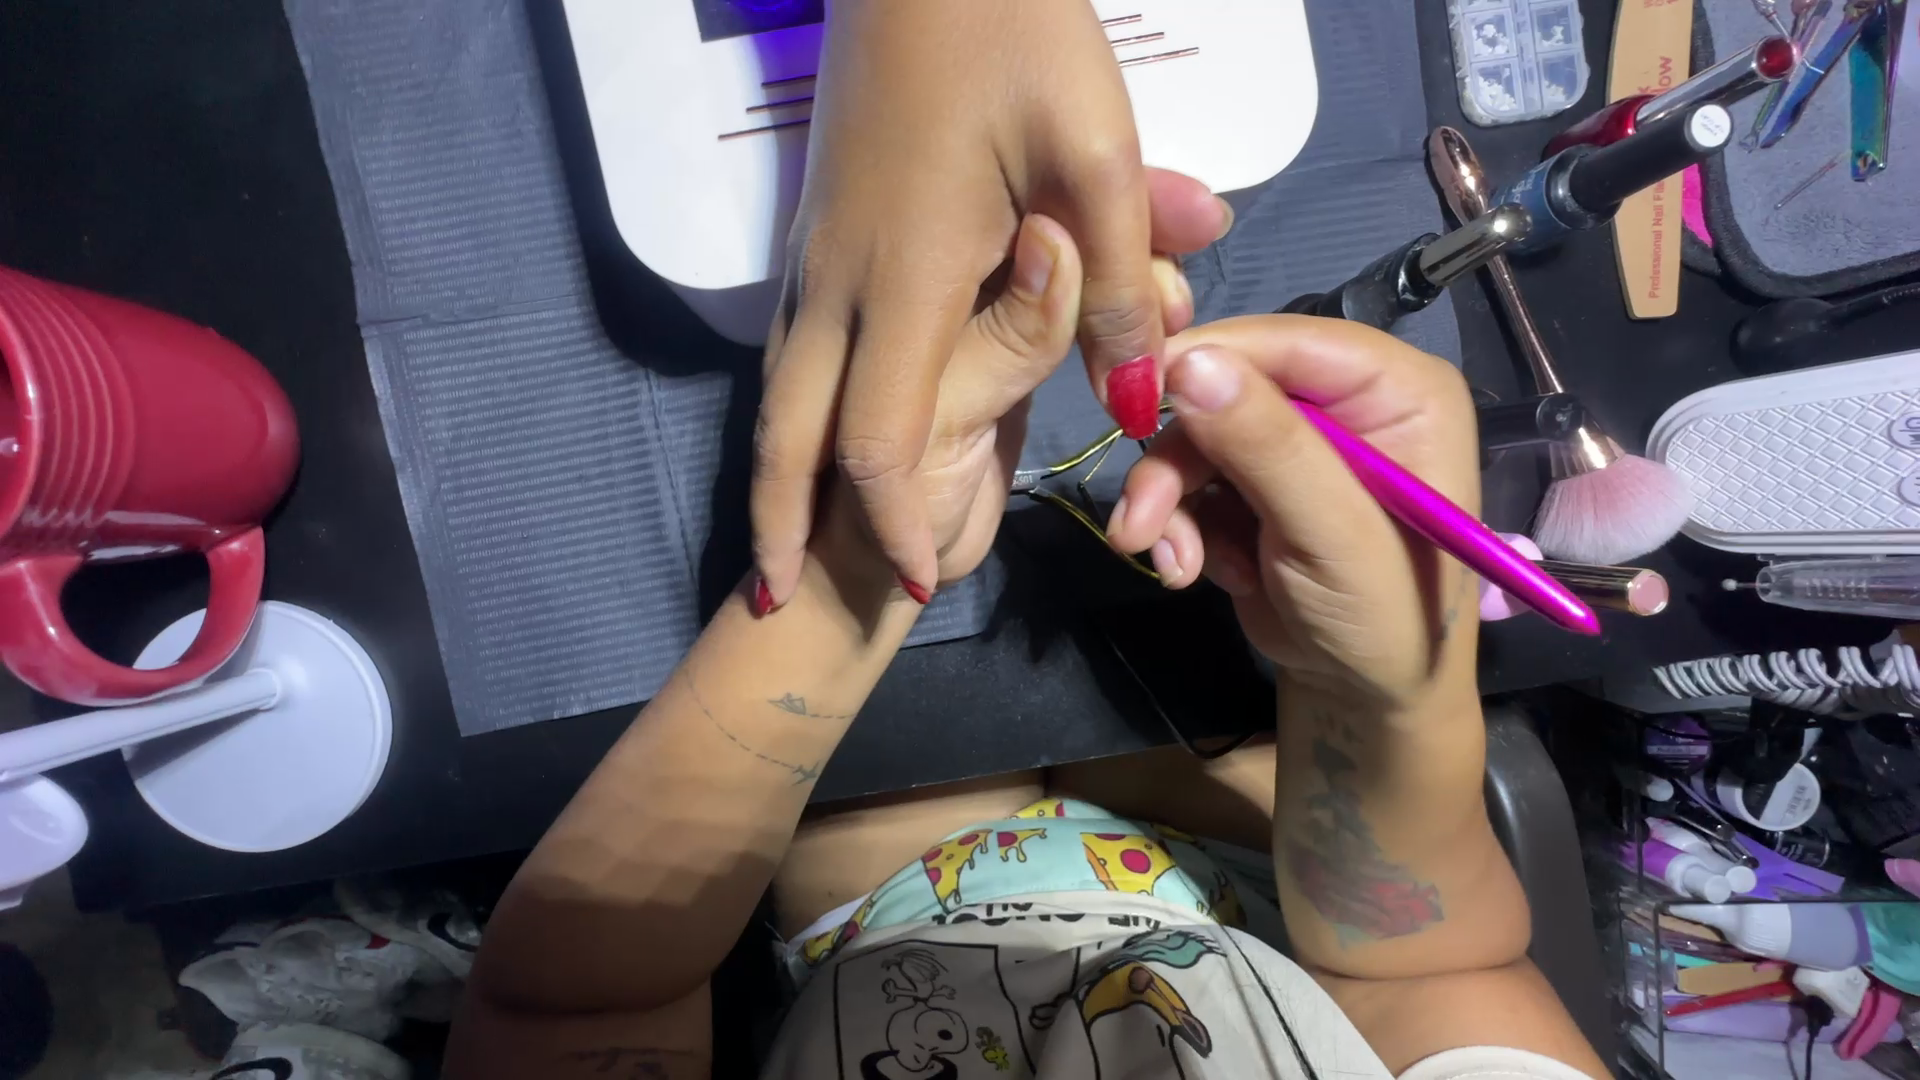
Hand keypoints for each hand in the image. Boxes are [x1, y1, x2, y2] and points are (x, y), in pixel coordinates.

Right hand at [753, 0, 1232, 606]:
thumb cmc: (1013, 34)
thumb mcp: (1094, 161)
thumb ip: (1113, 294)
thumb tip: (1130, 405)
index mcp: (901, 281)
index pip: (877, 437)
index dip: (891, 520)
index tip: (917, 579)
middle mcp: (835, 287)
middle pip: (784, 432)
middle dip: (778, 523)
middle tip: (779, 592)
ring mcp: (811, 260)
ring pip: (775, 391)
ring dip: (772, 476)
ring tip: (778, 542)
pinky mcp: (813, 236)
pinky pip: (787, 352)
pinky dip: (785, 415)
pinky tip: (798, 439)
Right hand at [1105, 318, 1481, 711]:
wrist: (1359, 691)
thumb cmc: (1383, 616)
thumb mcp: (1331, 534)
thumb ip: (1268, 447)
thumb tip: (1189, 363)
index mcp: (1393, 392)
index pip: (1289, 342)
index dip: (1209, 358)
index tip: (1134, 392)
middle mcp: (1337, 407)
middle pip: (1223, 394)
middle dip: (1174, 464)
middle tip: (1138, 520)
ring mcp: (1286, 448)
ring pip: (1191, 443)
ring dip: (1166, 505)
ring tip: (1169, 562)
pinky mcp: (1245, 488)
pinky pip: (1186, 486)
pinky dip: (1177, 529)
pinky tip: (1192, 572)